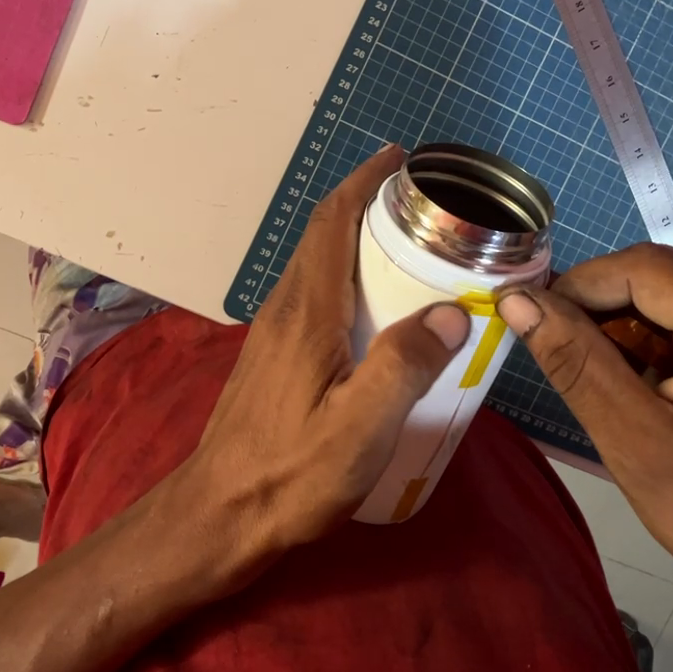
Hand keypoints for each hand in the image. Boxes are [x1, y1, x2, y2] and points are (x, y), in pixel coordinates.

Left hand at [181, 145, 470, 554]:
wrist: (219, 513)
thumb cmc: (291, 474)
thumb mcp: (361, 427)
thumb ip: (405, 365)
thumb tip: (452, 310)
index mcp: (308, 311)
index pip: (332, 222)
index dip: (363, 181)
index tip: (398, 158)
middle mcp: (286, 307)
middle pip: (324, 234)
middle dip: (367, 204)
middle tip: (422, 205)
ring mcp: (274, 330)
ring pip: (318, 263)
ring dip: (356, 239)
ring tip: (409, 247)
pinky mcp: (274, 354)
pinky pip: (316, 292)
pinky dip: (348, 275)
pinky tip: (377, 308)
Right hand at [497, 245, 672, 671]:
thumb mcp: (637, 444)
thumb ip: (576, 363)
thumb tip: (518, 300)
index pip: (647, 268)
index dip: (581, 283)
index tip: (535, 320)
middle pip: (667, 276)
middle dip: (605, 305)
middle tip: (565, 353)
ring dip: (631, 325)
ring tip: (608, 380)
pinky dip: (664, 342)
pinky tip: (650, 388)